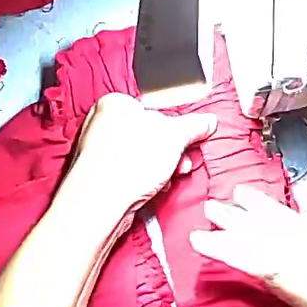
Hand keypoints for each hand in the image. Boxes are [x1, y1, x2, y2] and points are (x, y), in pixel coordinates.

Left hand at [59, 93, 216, 218]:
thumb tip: (206, 122)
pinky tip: (154, 189)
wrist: (100, 202)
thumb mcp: (173, 136)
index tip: (190, 135)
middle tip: (183, 158)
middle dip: (172, 150)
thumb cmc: (126, 160)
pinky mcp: (102, 179)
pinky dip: (146, 181)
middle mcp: (102, 125)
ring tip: (169, 177)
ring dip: (162, 168)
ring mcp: (100, 154)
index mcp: (115, 104)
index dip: (175, 124)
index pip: (153, 108)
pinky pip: (133, 175)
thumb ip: (192, 126)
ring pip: (143, 157)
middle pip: (150, 134)